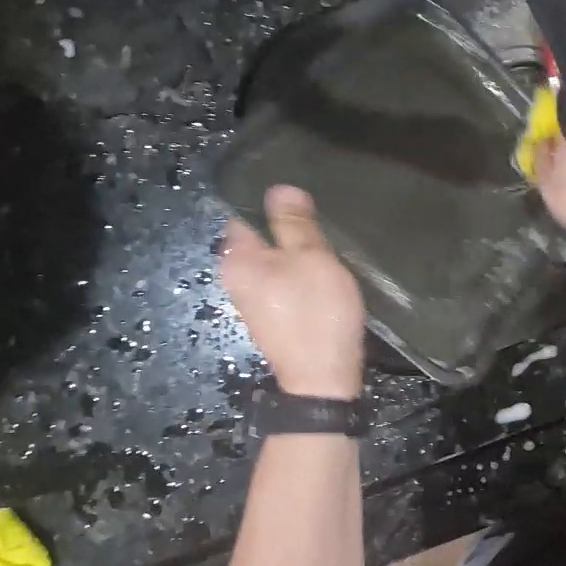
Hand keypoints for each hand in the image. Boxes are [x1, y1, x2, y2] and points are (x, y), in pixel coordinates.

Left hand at [219, 186, 364, 398]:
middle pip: (261, 240)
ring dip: (299, 256)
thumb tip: (279, 188)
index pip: (245, 214)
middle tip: (325, 227)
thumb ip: (294, 223)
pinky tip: (325, 279)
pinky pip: (284, 284)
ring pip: (275, 263)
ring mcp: (254, 301)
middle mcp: (236, 278)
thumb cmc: (316, 313)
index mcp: (236, 259)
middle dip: (289, 232)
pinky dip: (302, 278)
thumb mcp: (312, 258)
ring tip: (329, 250)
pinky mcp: (273, 318)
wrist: (323, 378)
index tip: (306, 204)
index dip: (274, 205)